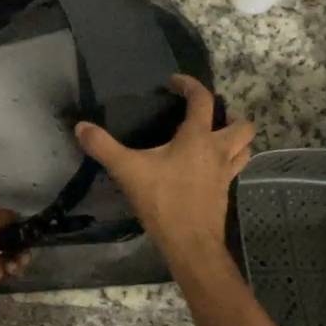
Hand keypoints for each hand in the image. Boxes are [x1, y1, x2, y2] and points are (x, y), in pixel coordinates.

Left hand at [0, 206, 21, 318]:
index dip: (10, 217)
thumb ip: (1, 214)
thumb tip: (14, 216)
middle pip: (5, 233)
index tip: (25, 222)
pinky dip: (15, 266)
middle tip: (28, 241)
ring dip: (20, 253)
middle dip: (19, 237)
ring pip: (11, 250)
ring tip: (22, 258)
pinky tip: (13, 268)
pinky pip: (11, 266)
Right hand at [75, 75, 254, 258]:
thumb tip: (81, 127)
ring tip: (214, 140)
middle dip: (229, 116)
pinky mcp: (224, 193)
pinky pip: (234, 170)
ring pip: (245, 149)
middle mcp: (218, 151)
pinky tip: (206, 170)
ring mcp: (225, 174)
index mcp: (197, 138)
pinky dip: (227, 163)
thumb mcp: (127, 171)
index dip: (190, 85)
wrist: (190, 243)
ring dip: (235, 141)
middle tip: (206, 118)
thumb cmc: (162, 201)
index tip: (175, 82)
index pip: (202, 100)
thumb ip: (103, 147)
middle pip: (242, 125)